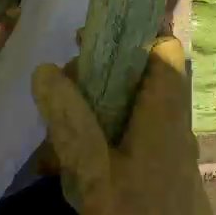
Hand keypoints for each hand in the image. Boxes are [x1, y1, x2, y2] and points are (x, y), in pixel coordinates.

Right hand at [30, 37, 210, 214]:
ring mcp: (166, 154)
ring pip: (124, 115)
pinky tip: (64, 174)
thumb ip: (71, 120)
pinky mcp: (157, 179)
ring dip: (86, 122)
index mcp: (165, 111)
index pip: (163, 49)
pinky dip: (96, 150)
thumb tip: (44, 68)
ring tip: (51, 151)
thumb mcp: (95, 172)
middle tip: (57, 99)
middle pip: (134, 80)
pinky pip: (125, 147)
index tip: (90, 42)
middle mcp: (171, 125)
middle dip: (92, 84)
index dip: (131, 36)